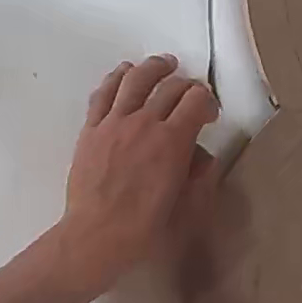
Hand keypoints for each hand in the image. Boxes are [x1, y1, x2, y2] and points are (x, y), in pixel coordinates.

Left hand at [50, 54, 221, 294]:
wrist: (95, 238)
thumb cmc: (145, 230)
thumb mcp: (188, 210)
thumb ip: (201, 179)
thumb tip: (203, 157)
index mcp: (172, 142)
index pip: (197, 100)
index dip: (209, 101)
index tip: (210, 115)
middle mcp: (144, 123)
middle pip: (170, 86)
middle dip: (187, 86)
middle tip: (192, 95)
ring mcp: (114, 123)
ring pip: (136, 79)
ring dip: (154, 68)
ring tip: (165, 65)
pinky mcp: (91, 130)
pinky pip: (104, 93)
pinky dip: (117, 77)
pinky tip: (125, 73)